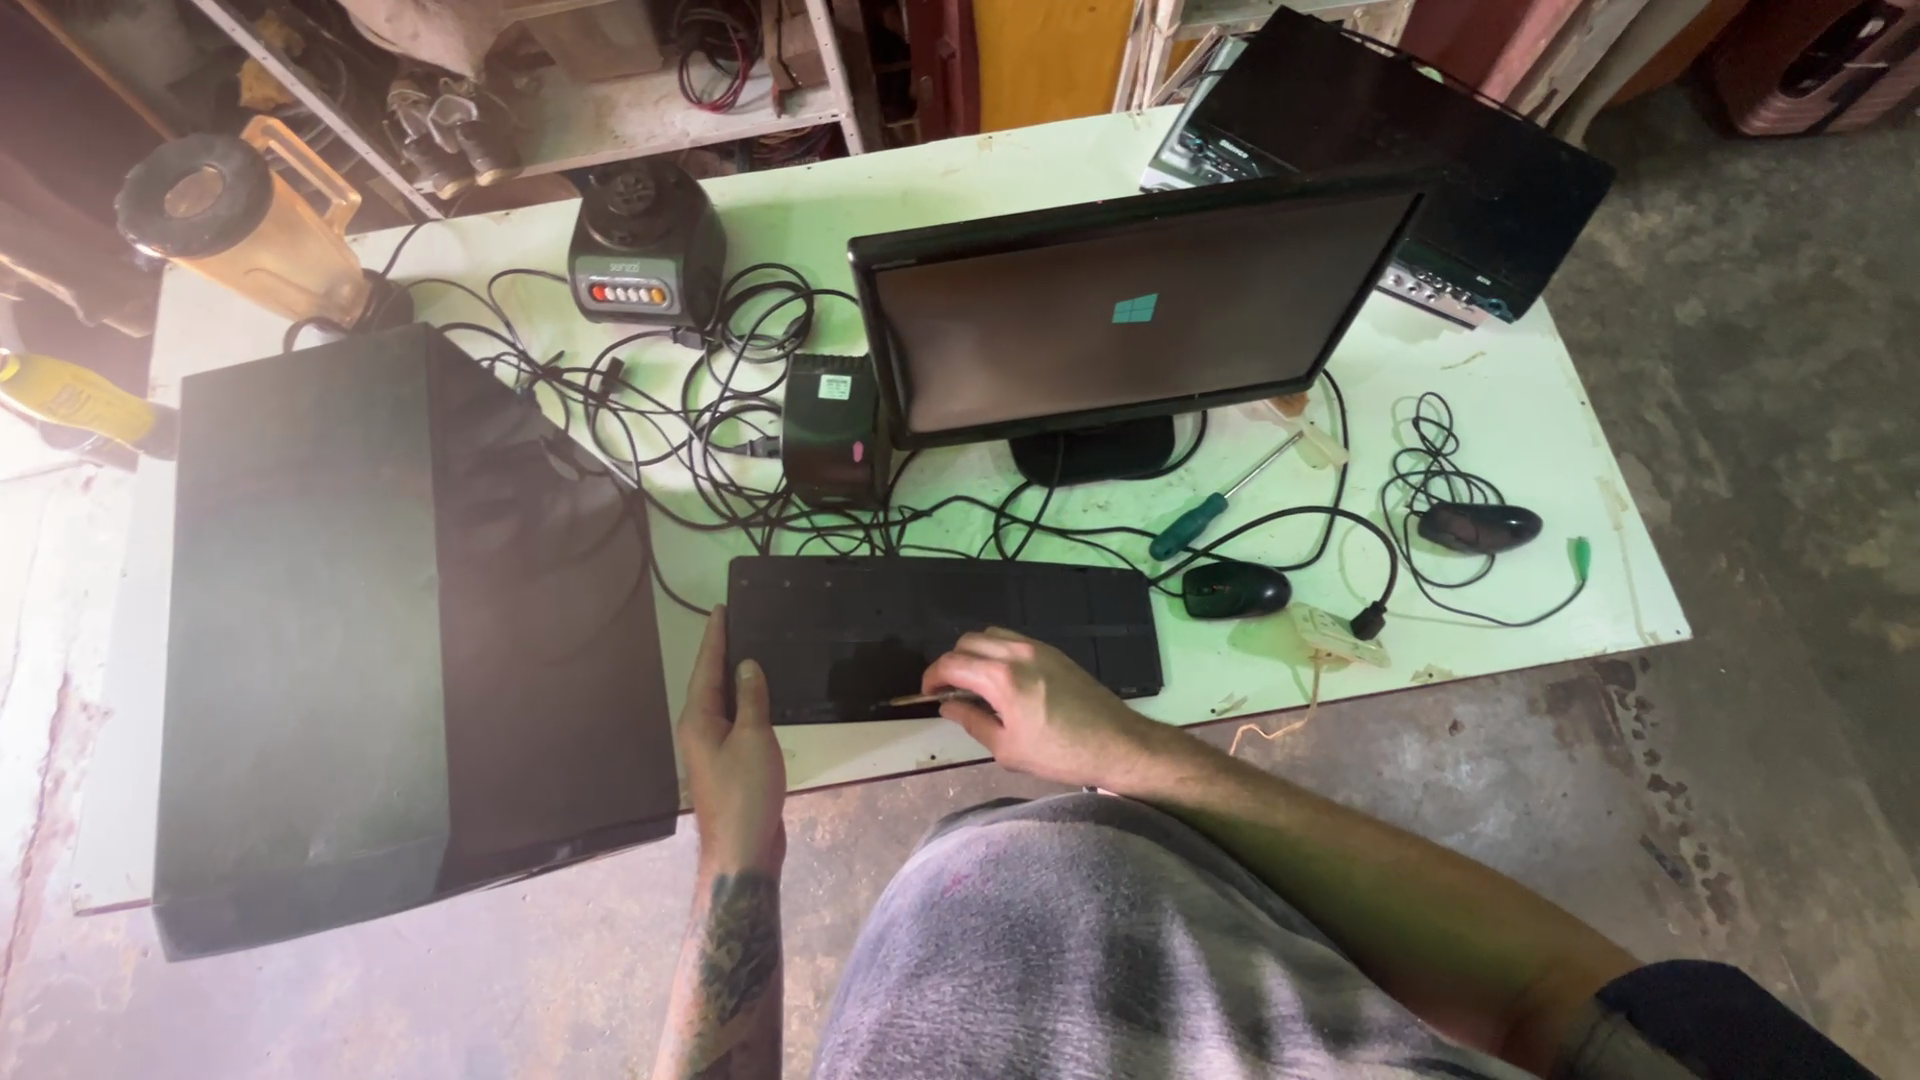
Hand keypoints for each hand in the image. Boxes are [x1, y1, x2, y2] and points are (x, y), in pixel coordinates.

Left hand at [678, 605, 786, 875]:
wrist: (743, 849)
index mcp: (699, 720)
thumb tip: (746, 665)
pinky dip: (749, 703)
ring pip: (725, 703)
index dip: (715, 638)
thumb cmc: (746, 790)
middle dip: (723, 653)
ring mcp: (714, 750)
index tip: (721, 609)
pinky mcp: (731, 765)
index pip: (707, 668)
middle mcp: (700, 731)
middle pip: (711, 683)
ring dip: (737, 679)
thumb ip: (751, 698)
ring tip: (755, 652)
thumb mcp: (754, 737)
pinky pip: (738, 722)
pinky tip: (764, 699)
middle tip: (741, 623)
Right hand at [921, 627, 1169, 789]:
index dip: (932, 676)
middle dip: (951, 663)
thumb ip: (972, 722)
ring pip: (990, 634)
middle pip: (967, 642)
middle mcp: (1017, 653)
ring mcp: (1038, 648)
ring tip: (975, 683)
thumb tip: (948, 706)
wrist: (1117, 744)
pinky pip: (1013, 639)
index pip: (952, 663)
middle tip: (950, 691)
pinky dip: (997, 651)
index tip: (928, 693)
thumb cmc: (1060, 754)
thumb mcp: (1007, 748)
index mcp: (1001, 678)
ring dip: (974, 652)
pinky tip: (1002, 679)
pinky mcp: (1054, 652)